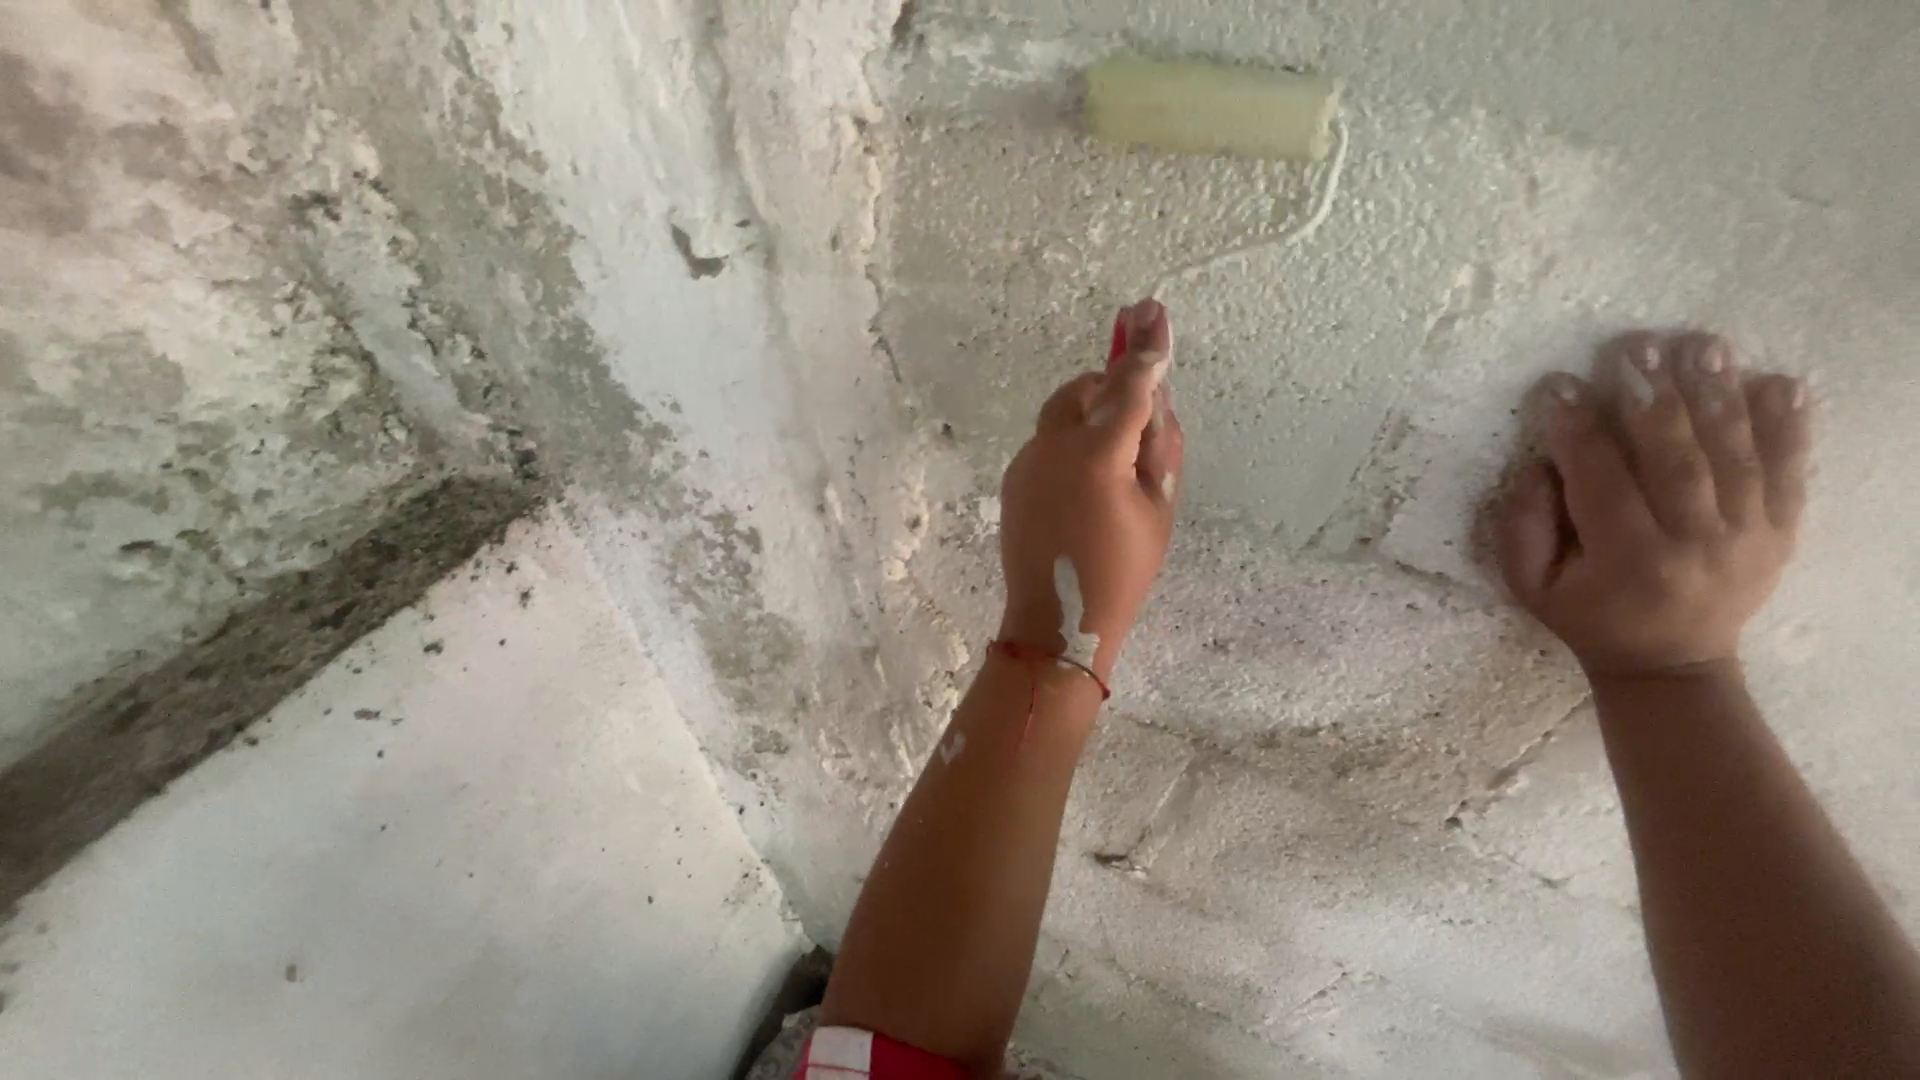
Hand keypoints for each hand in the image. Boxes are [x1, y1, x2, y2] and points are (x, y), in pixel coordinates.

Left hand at [998, 299, 1183, 679]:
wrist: (1057, 622)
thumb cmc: (1121, 571)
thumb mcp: (1158, 509)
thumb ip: (1158, 445)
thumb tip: (1155, 399)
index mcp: (1096, 453)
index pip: (1127, 387)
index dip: (1144, 351)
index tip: (1152, 312)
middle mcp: (1053, 447)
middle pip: (1082, 390)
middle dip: (1110, 390)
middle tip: (1137, 420)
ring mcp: (1026, 463)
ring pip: (1060, 415)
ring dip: (1089, 418)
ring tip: (1113, 461)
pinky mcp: (1013, 480)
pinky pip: (1046, 444)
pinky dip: (1069, 445)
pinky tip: (1085, 487)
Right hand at [1497, 331, 1812, 677]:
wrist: (1672, 663)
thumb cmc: (1586, 617)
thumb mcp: (1528, 584)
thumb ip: (1524, 527)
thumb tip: (1542, 466)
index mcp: (1629, 559)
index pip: (1601, 479)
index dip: (1577, 429)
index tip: (1557, 385)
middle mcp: (1697, 544)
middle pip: (1675, 457)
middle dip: (1651, 397)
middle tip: (1632, 348)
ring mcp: (1750, 536)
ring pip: (1734, 454)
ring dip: (1716, 394)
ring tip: (1699, 346)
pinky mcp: (1782, 531)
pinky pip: (1790, 471)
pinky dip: (1788, 425)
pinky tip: (1779, 381)